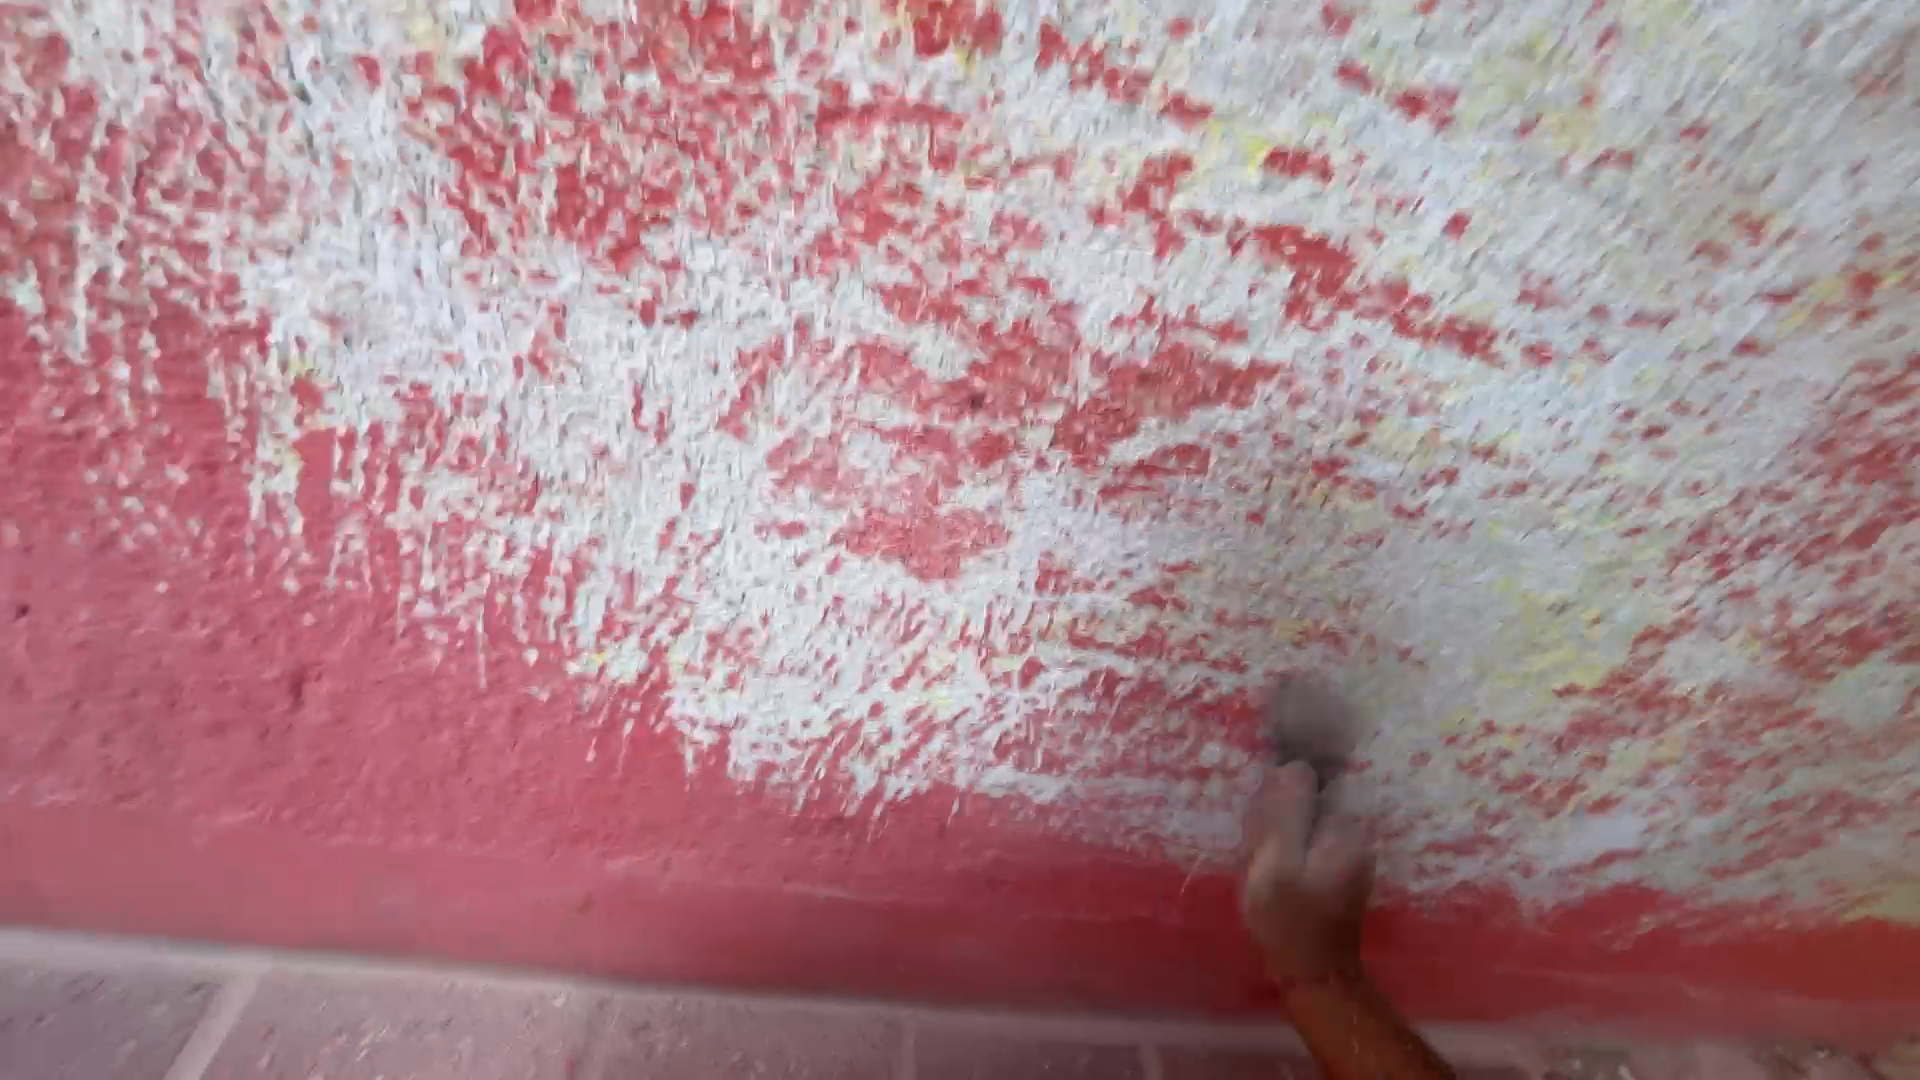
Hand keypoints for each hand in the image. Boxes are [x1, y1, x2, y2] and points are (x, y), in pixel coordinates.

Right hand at [1241, 761, 1373, 983]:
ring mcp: (1343, 846)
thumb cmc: (1289, 917)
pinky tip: (1267, 868)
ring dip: (1271, 830)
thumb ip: (1285, 811)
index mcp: (1345, 827)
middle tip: (1258, 850)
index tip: (1260, 823)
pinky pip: (1298, 834)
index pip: (1307, 780)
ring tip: (1260, 860)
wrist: (1310, 971)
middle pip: (1302, 795)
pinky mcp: (1331, 859)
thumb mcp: (1277, 860)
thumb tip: (1293, 765)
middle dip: (1271, 814)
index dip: (1274, 794)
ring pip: (1296, 815)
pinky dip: (1278, 845)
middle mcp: (1352, 831)